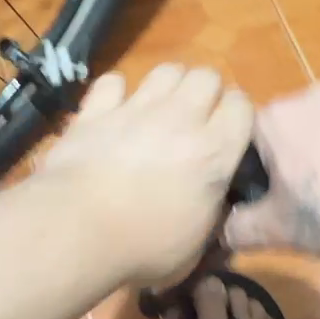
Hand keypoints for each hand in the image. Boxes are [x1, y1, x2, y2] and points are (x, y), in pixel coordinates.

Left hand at [39, 65, 253, 283]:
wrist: (78, 231)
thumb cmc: (143, 249)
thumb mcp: (194, 246)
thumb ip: (208, 215)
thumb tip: (210, 207)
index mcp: (213, 153)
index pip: (242, 106)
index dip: (236, 116)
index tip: (225, 135)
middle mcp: (180, 120)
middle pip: (206, 76)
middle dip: (204, 92)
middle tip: (193, 120)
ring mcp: (135, 110)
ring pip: (166, 70)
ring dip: (167, 85)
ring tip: (158, 110)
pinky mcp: (95, 111)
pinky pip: (112, 81)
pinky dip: (115, 92)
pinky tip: (112, 109)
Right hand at [224, 82, 319, 255]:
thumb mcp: (276, 229)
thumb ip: (238, 228)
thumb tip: (223, 232)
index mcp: (273, 117)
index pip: (236, 140)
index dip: (242, 176)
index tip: (256, 204)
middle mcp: (307, 96)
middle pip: (277, 135)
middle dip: (279, 168)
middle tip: (292, 207)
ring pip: (313, 135)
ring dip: (312, 164)